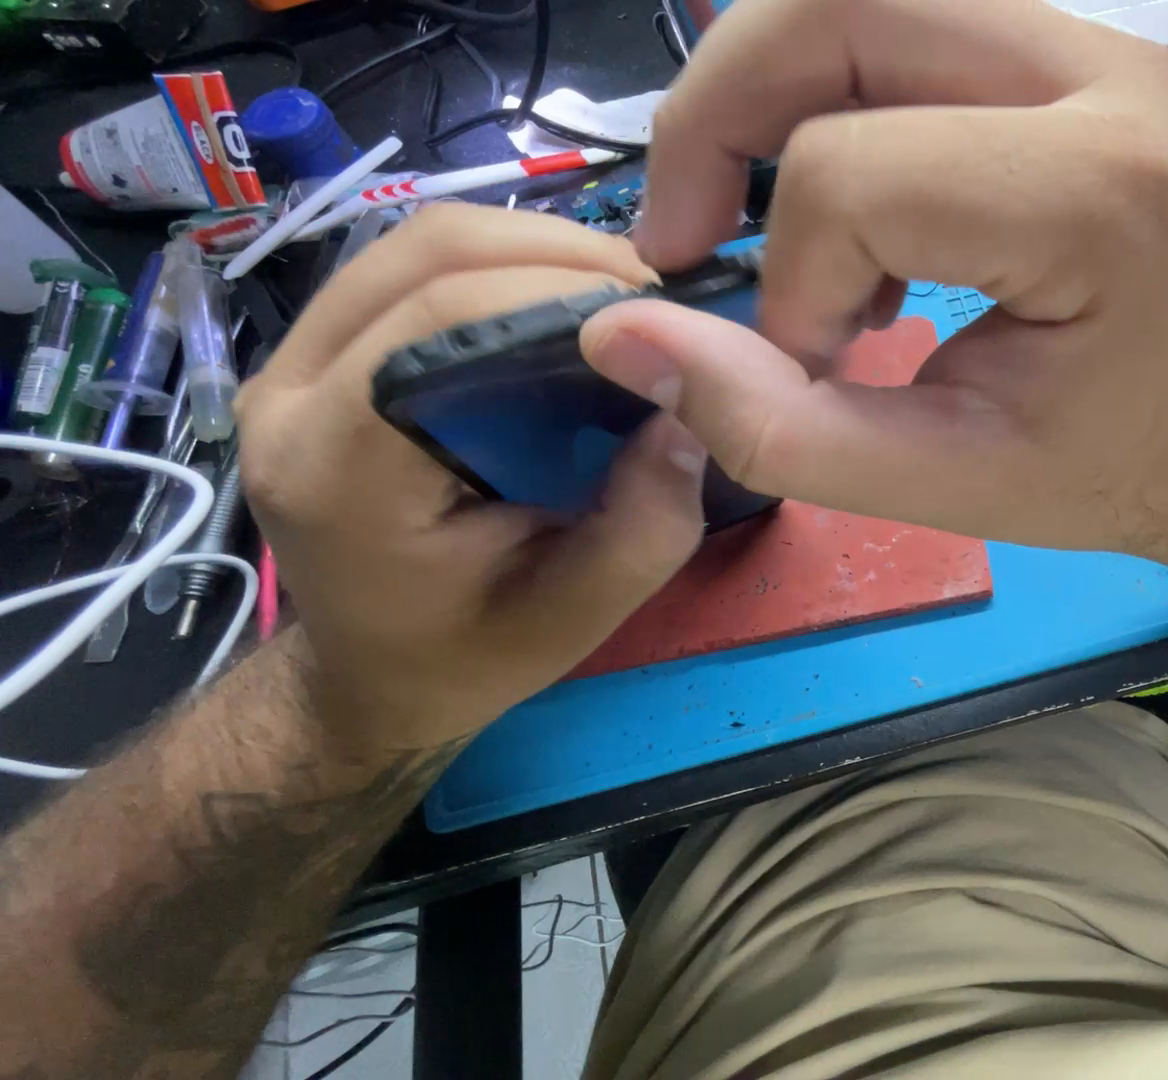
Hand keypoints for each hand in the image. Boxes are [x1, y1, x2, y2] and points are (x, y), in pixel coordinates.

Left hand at [236, 205, 705, 750]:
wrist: (375, 676)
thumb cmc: (471, 656)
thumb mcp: (579, 615)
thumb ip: (644, 527)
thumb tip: (689, 417)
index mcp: (342, 468)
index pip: (441, 320)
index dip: (558, 291)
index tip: (661, 315)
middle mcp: (292, 394)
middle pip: (420, 252)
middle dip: (554, 250)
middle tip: (656, 294)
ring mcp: (293, 365)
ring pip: (412, 245)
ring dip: (531, 250)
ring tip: (622, 298)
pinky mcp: (323, 358)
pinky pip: (413, 274)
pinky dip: (504, 271)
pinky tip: (568, 313)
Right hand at [581, 0, 1167, 567]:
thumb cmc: (1094, 472)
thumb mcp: (937, 485)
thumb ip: (778, 429)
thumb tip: (621, 335)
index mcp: (1097, 194)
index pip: (854, 171)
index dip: (788, 277)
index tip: (811, 365)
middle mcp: (1104, 79)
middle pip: (836, 7)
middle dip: (719, 117)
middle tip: (686, 237)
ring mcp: (1090, 50)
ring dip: (766, 105)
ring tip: (767, 235)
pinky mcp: (1063, 57)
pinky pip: (896, 28)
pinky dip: (826, 109)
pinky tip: (852, 226)